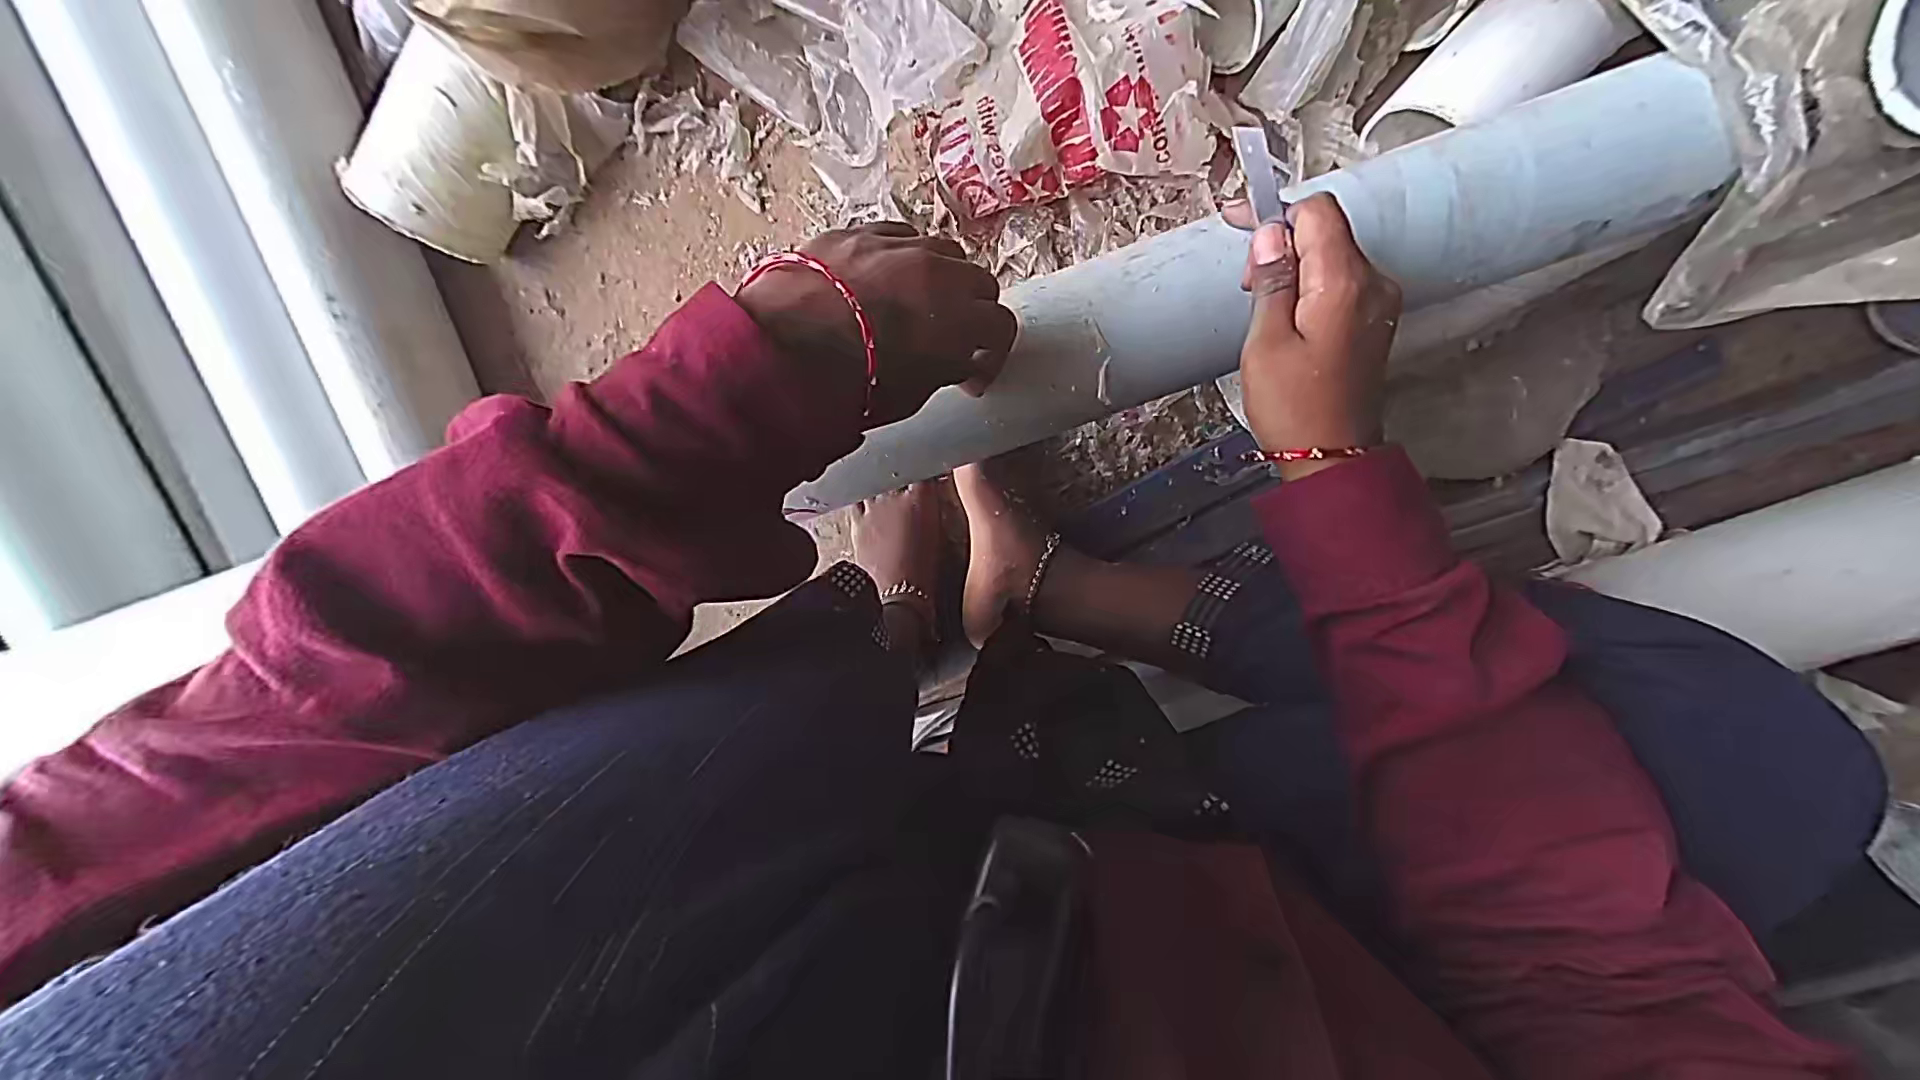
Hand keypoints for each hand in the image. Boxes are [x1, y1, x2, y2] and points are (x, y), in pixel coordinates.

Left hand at [734, 223, 1018, 427]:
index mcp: (959, 319)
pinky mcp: (858, 232)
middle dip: (973, 311)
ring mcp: (897, 245)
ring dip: (942, 277)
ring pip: (943, 250)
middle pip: (979, 281)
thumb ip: (945, 369)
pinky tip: (888, 277)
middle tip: (955, 335)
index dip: (993, 352)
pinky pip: (899, 235)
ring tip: (921, 302)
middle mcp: (937, 272)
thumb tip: (956, 360)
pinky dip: (904, 256)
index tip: (976, 371)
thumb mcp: (911, 394)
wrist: (779, 354)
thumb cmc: (849, 386)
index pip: (1001, 326)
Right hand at [1234, 194, 1400, 479]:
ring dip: (1294, 267)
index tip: (1241, 224)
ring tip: (1264, 308)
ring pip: (1332, 255)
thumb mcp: (1264, 343)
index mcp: (1345, 283)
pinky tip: (1287, 317)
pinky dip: (1310, 285)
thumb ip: (1271, 282)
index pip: (1317, 212)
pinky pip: (1340, 281)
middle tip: (1249, 285)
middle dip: (1282, 245)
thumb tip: (1270, 237)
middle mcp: (1374, 283)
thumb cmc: (1293, 407)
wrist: (1330, 453)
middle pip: (1327, 231)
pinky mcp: (1374, 319)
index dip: (1276, 214)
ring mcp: (1379, 301)